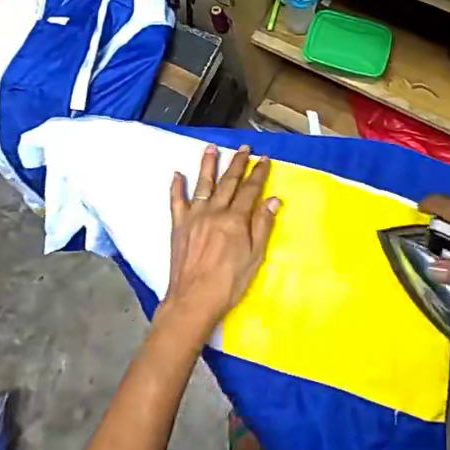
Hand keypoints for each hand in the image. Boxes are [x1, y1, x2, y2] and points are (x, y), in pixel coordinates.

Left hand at [157, 145, 278, 333]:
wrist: (193, 301)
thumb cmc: (230, 282)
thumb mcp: (255, 256)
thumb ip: (263, 225)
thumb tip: (273, 200)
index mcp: (235, 220)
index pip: (250, 190)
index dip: (259, 173)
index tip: (265, 159)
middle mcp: (214, 213)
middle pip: (228, 182)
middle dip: (238, 163)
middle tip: (244, 148)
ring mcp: (194, 218)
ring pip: (203, 185)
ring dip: (208, 165)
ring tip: (211, 148)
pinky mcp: (178, 227)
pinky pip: (176, 202)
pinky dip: (176, 187)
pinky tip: (177, 174)